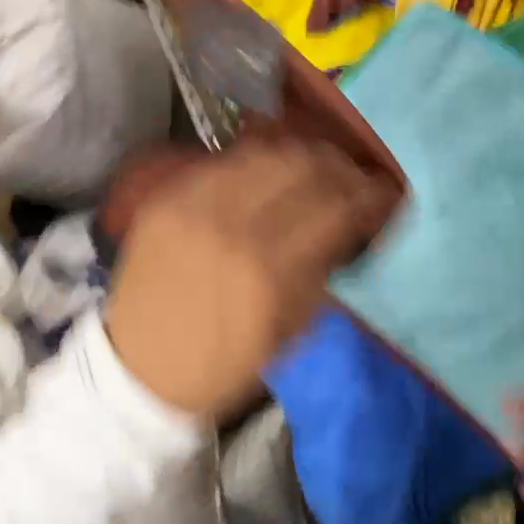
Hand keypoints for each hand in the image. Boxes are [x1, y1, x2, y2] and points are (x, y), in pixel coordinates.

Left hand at [105, 138, 400, 418]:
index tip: (384, 194)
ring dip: (302, 156)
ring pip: (266, 152)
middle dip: (340, 166)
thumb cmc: (223, 365)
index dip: (369, 194)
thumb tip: (352, 224)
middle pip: (304, 165)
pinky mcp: (168, 196)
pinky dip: (259, 161)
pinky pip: (225, 160)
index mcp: (268, 272)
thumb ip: (321, 270)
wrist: (139, 371)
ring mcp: (193, 205)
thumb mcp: (288, 332)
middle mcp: (231, 227)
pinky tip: (271, 173)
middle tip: (353, 177)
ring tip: (316, 169)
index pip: (336, 206)